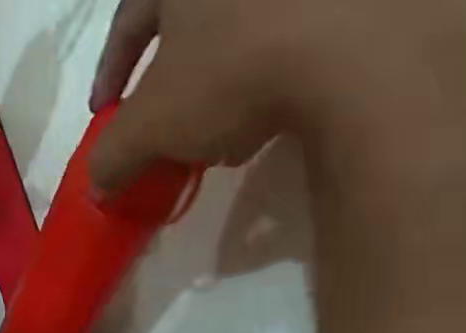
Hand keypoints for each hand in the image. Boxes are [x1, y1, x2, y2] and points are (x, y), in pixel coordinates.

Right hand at [87, 0, 465, 191]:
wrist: (369, 45)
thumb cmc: (233, 71)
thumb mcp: (148, 130)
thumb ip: (110, 157)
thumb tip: (96, 184)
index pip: (129, 17)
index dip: (111, 72)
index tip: (104, 112)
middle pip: (193, 16)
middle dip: (173, 73)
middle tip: (166, 118)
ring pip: (248, 19)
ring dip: (225, 72)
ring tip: (222, 128)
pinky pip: (301, 23)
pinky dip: (278, 64)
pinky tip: (275, 110)